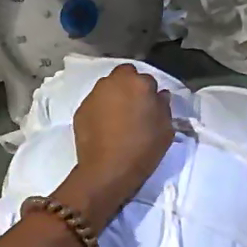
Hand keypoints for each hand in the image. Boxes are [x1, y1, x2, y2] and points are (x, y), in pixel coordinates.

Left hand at [59, 64, 173, 224]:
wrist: (108, 170)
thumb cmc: (142, 149)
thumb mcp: (166, 129)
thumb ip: (163, 106)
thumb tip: (158, 95)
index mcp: (139, 83)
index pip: (147, 79)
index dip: (149, 93)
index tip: (149, 108)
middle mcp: (114, 82)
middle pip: (124, 76)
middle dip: (129, 87)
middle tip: (133, 109)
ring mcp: (94, 95)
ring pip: (107, 88)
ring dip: (113, 97)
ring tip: (117, 119)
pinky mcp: (81, 109)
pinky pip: (95, 104)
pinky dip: (100, 110)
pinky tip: (104, 128)